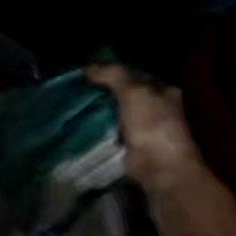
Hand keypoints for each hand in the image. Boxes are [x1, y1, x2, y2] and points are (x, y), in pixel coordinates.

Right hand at [86, 64, 202, 184]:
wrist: (159, 166)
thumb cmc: (152, 123)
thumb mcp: (133, 90)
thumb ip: (112, 74)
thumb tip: (88, 69)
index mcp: (163, 90)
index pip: (133, 73)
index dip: (112, 71)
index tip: (87, 72)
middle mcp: (156, 107)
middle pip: (124, 93)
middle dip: (103, 91)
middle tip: (77, 87)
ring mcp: (144, 127)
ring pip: (116, 111)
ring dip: (98, 109)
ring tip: (73, 103)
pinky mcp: (131, 144)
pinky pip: (110, 129)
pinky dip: (97, 127)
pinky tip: (79, 122)